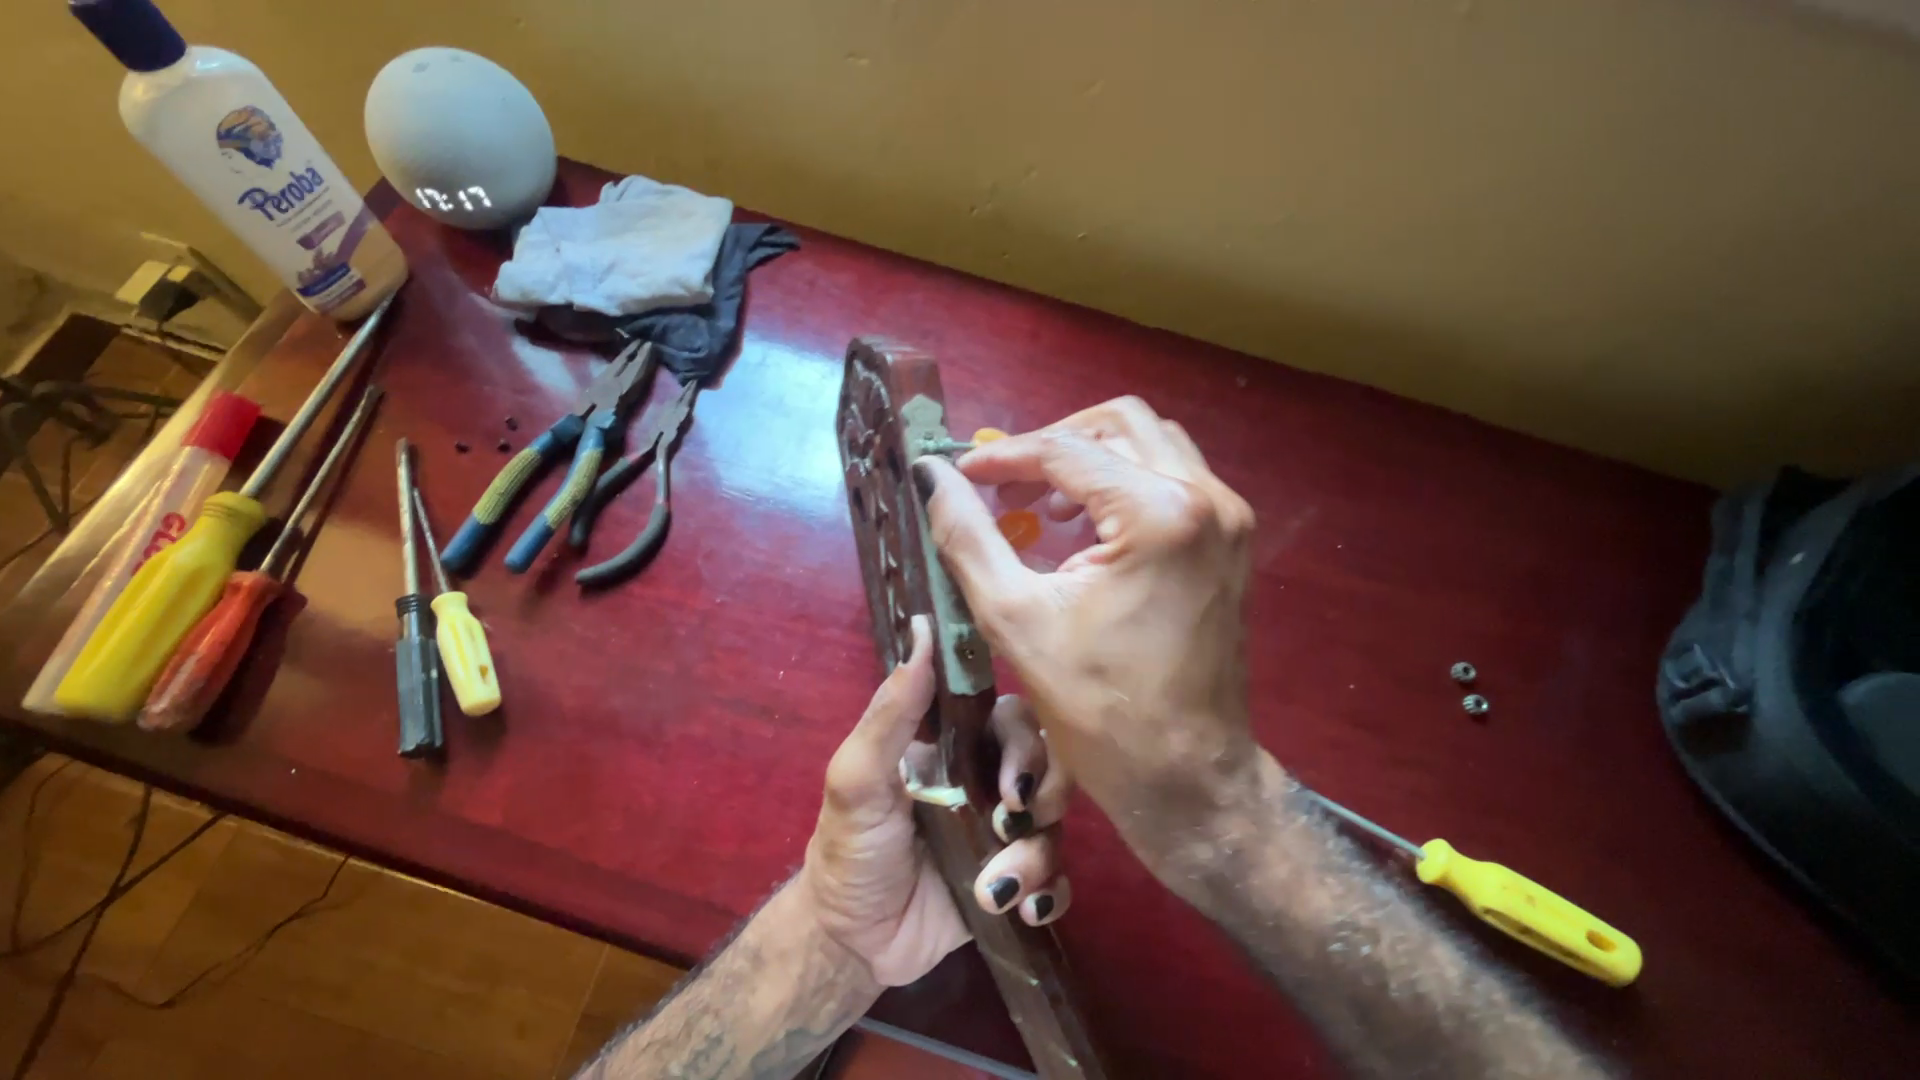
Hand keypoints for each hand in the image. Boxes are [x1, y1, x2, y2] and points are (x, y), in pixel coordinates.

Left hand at [797, 616, 1072, 987]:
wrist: (853, 942)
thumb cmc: (850, 847)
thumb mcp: (859, 777)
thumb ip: (892, 710)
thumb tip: (922, 629)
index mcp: (952, 746)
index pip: (1008, 715)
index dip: (1022, 737)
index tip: (1010, 774)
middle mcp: (984, 780)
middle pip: (1046, 762)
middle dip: (1040, 791)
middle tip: (1010, 819)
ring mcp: (1003, 831)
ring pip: (1056, 820)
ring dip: (1035, 855)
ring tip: (997, 890)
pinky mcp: (1017, 881)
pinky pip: (1059, 875)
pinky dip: (1051, 891)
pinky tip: (1026, 911)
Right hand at [915, 397, 1260, 871]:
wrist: (1189, 777)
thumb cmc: (1098, 711)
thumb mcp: (1015, 618)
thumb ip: (967, 535)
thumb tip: (930, 474)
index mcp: (1161, 514)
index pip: (1067, 452)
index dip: (1004, 457)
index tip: (960, 474)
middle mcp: (1207, 498)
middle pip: (1119, 423)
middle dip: (1052, 445)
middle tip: (1003, 486)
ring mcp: (1229, 518)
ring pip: (1149, 444)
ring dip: (1089, 460)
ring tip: (1039, 506)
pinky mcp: (1231, 539)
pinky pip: (1171, 479)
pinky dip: (1121, 485)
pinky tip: (1081, 527)